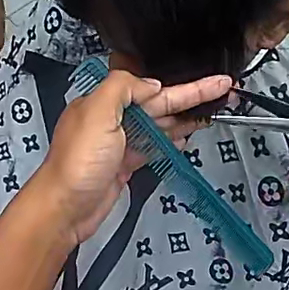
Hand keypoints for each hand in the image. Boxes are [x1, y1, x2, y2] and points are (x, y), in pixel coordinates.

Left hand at [24, 69, 233, 245]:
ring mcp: (120, 143)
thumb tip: (150, 83)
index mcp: (103, 101)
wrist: (66, 208)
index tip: (210, 81)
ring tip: (212, 112)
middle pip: (160, 103)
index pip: (150, 86)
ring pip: (160, 124)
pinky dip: (172, 139)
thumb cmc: (76, 164)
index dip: (182, 84)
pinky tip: (186, 135)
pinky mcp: (125, 164)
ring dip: (187, 117)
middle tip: (223, 89)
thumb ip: (123, 88)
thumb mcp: (97, 112)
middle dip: (192, 96)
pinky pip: (154, 146)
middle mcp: (112, 119)